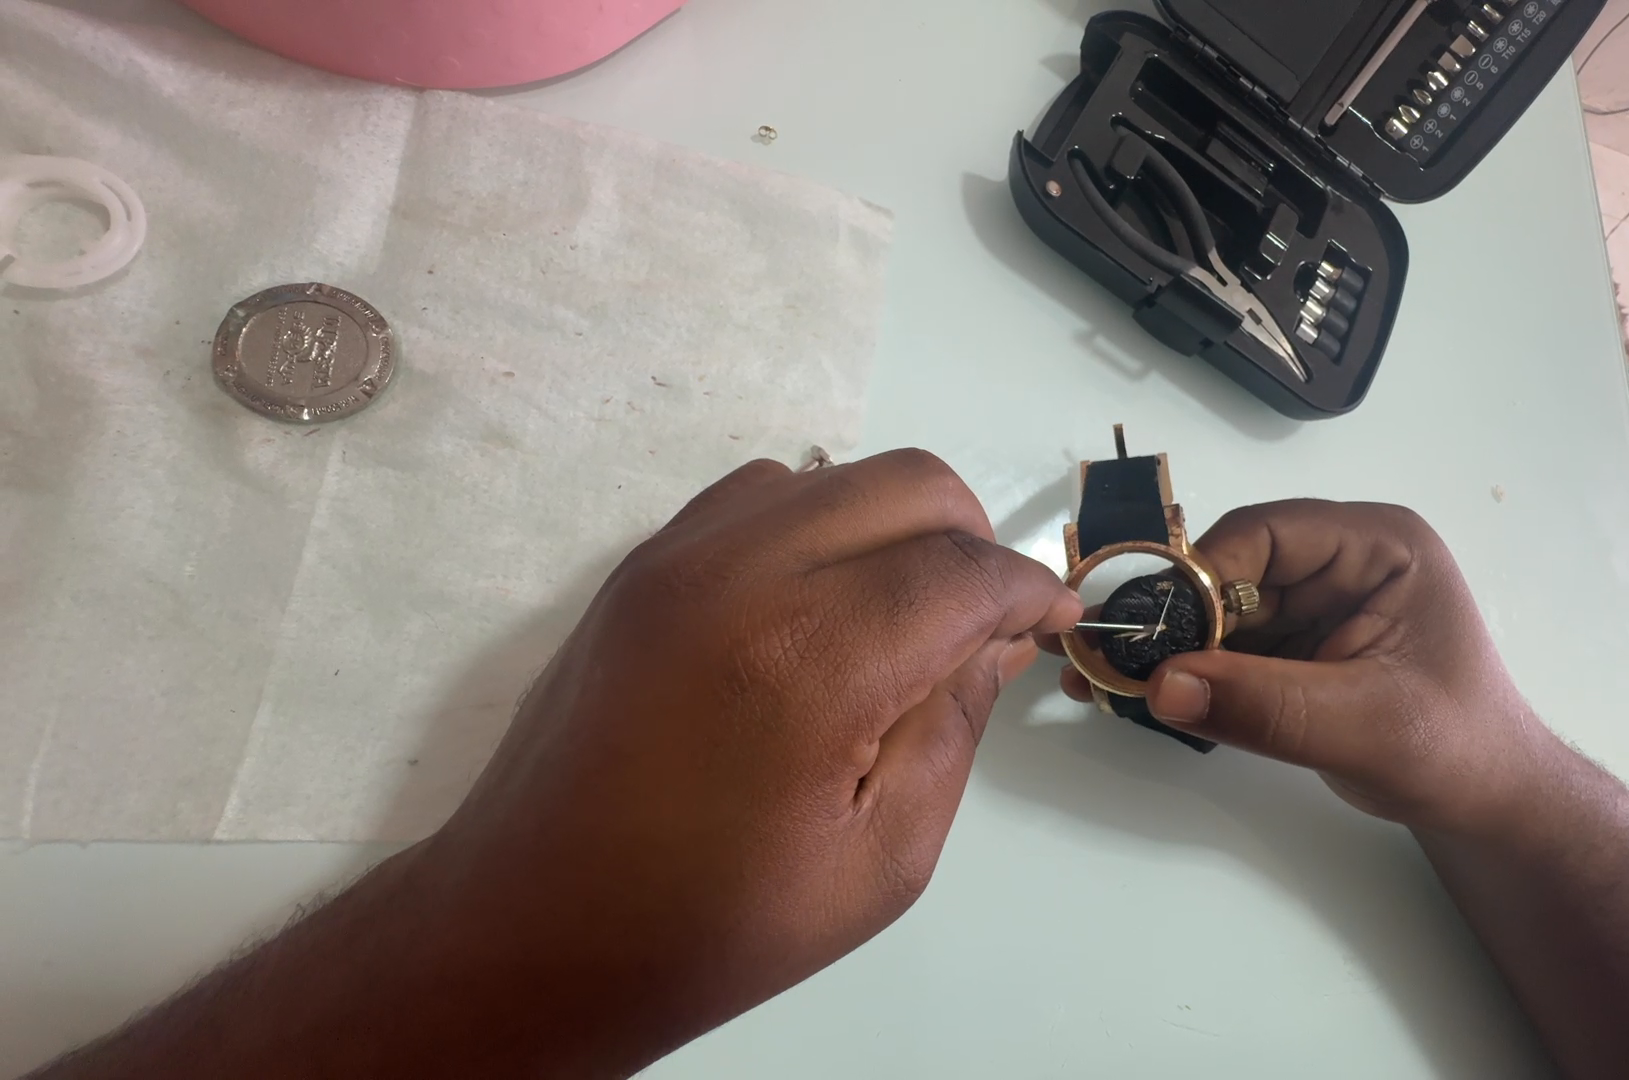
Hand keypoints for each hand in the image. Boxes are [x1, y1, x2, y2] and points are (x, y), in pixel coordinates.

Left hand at [412, 450, 1080, 1071]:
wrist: (528, 926)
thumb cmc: (717, 918)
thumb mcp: (884, 854)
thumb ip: (958, 722)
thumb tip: (1002, 635)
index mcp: (811, 661)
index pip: (962, 572)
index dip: (1027, 586)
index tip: (1054, 614)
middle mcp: (744, 571)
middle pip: (913, 484)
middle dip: (975, 539)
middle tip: (982, 616)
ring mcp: (682, 550)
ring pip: (843, 474)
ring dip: (900, 526)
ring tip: (901, 610)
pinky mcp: (646, 557)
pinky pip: (770, 491)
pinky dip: (826, 523)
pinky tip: (821, 598)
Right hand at [1059, 501, 1553, 833]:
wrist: (1483, 803)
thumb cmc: (1454, 753)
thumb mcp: (1365, 727)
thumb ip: (1265, 706)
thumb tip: (1160, 686)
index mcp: (1375, 547)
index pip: (1266, 534)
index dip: (1202, 574)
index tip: (1150, 628)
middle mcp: (1334, 561)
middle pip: (1230, 570)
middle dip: (1174, 617)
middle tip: (1109, 653)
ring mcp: (1308, 601)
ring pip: (1216, 609)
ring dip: (1169, 646)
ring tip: (1107, 675)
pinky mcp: (1288, 641)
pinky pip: (1222, 644)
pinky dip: (1186, 670)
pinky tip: (1142, 690)